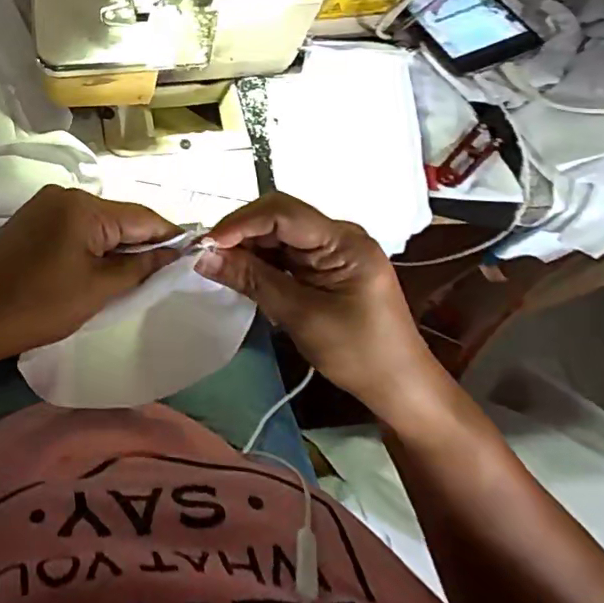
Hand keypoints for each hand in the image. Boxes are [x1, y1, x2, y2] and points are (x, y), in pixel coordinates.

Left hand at [0, 186, 179, 368]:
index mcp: (84, 205)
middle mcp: (65, 195)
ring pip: (97, 225)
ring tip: (132, 284)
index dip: (171, 239)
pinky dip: (91, 250)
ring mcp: (44, 206)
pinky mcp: (30, 223)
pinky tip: (97, 275)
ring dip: (116, 250)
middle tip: (162, 282)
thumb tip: (177, 253)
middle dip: (143, 247)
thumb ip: (139, 267)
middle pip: (120, 218)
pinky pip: (75, 231)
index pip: (144, 216)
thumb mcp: (96, 290)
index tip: (194, 263)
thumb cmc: (34, 306)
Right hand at [198, 193, 446, 422]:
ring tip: (218, 264)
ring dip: (247, 246)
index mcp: (345, 242)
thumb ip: (251, 280)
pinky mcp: (326, 264)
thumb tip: (202, 257)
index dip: (240, 222)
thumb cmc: (358, 353)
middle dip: (240, 232)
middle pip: (277, 217)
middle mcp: (340, 235)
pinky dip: (260, 260)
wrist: (401, 389)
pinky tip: (241, 272)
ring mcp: (333, 249)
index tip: (207, 244)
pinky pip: (284, 250)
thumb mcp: (300, 316)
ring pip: (276, 233)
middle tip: (207, 254)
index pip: (282, 213)